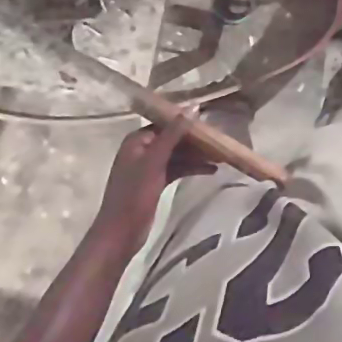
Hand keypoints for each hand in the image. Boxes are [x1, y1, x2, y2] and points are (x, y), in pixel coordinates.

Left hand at [96, 112, 213, 247]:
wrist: (120, 233)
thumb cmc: (135, 194)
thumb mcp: (155, 161)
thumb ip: (173, 134)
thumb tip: (193, 108)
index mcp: (137, 141)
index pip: (167, 124)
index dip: (188, 124)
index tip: (211, 126)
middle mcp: (142, 150)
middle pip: (174, 139)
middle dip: (196, 142)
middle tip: (221, 143)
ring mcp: (148, 167)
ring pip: (178, 155)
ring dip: (197, 156)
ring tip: (222, 158)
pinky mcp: (155, 182)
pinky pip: (177, 169)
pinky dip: (191, 169)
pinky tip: (211, 171)